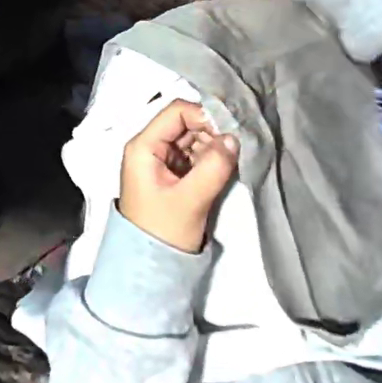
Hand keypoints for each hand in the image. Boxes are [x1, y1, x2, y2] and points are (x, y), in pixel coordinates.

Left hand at [118, 100, 238, 253]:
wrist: (149, 270)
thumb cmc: (163, 231)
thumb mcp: (190, 199)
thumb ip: (214, 166)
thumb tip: (234, 138)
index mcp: (144, 146)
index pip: (177, 112)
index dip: (205, 116)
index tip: (231, 131)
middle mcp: (150, 147)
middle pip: (186, 123)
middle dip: (212, 131)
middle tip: (237, 146)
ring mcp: (161, 160)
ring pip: (193, 138)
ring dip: (213, 145)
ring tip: (232, 159)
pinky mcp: (172, 174)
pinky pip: (194, 154)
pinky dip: (210, 157)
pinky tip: (224, 166)